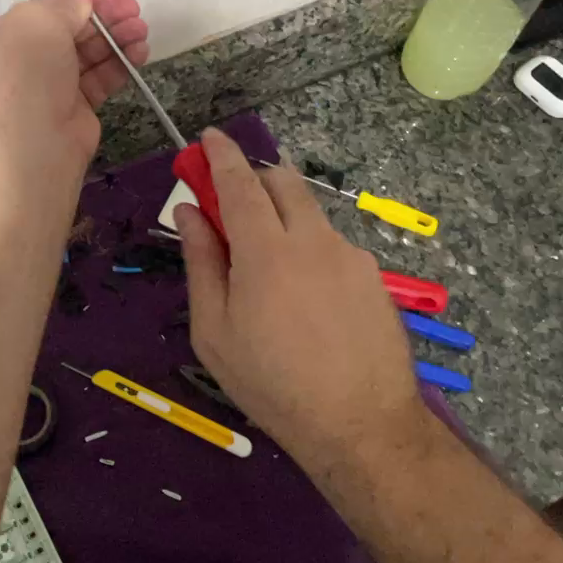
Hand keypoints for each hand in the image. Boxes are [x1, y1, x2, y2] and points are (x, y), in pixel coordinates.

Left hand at [0, 0, 149, 164]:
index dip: (73, 0)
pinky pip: (98, 80)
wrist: (34, 145)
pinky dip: (119, 65)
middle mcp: (24, 62)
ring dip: (115, 39)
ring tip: (142, 30)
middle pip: (68, 31)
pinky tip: (139, 54)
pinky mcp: (74, 109)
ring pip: (87, 55)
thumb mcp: (39, 24)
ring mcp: (49, 87)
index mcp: (2, 39)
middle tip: (133, 10)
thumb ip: (64, 5)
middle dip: (102, 19)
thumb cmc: (27, 75)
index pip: (42, 13)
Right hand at [175, 128, 425, 467]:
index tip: (208, 137)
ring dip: (282, 218)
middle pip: (283, 181)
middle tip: (233, 205)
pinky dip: (309, 249)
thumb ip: (201, 262)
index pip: (239, 182)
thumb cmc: (271, 384)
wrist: (362, 425)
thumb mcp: (215, 331)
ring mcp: (350, 254)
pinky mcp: (373, 274)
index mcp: (266, 251)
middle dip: (254, 177)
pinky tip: (307, 300)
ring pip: (309, 214)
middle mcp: (312, 239)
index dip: (221, 154)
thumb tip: (189, 212)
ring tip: (271, 275)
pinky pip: (331, 245)